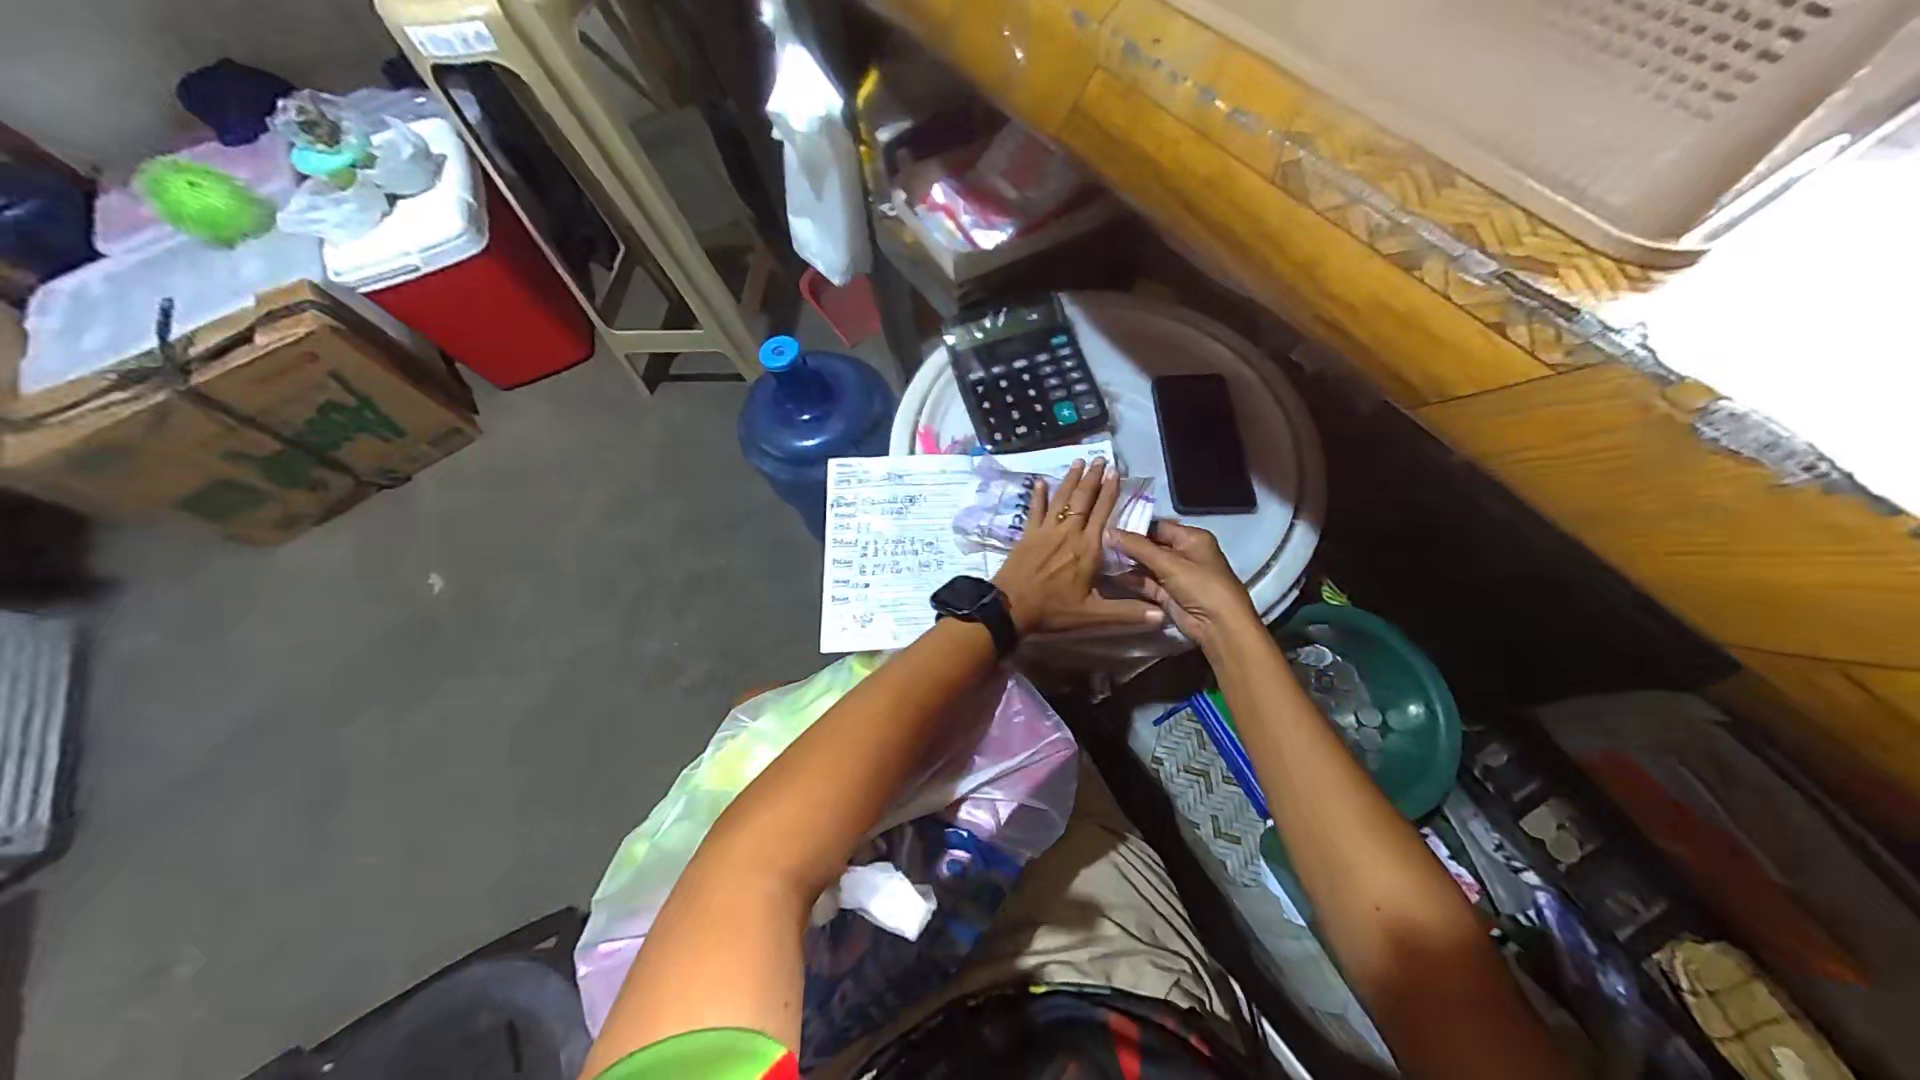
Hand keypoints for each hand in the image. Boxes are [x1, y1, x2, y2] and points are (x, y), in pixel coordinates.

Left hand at [991, 459, 1164, 635]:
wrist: (1009, 608)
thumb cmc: (1053, 610)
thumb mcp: (1093, 615)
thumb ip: (1127, 613)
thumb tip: (1161, 616)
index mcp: (1088, 548)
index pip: (1103, 513)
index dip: (1110, 491)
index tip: (1116, 472)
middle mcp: (1068, 532)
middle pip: (1083, 499)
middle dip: (1093, 477)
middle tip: (1100, 459)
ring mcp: (1045, 531)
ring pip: (1061, 499)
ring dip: (1071, 479)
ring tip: (1078, 461)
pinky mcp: (1027, 535)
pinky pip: (1034, 510)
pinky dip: (1038, 495)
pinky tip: (1040, 481)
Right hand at [1110, 521, 1262, 650]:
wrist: (1218, 625)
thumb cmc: (1200, 585)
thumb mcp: (1169, 562)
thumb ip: (1137, 547)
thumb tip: (1108, 532)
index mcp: (1191, 538)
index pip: (1157, 526)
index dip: (1134, 527)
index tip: (1107, 526)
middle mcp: (1183, 553)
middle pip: (1149, 546)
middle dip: (1126, 546)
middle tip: (1098, 542)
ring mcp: (1174, 575)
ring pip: (1145, 565)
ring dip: (1126, 563)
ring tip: (1097, 557)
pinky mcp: (1166, 594)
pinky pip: (1144, 583)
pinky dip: (1129, 580)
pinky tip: (1107, 575)